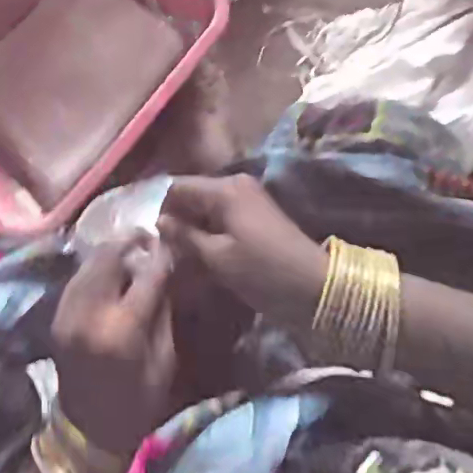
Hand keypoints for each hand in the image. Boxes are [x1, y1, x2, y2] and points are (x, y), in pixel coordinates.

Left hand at [51, 238, 177, 454]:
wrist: (88, 429)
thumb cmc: (137, 400)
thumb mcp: (164, 358)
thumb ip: (162, 308)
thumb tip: (164, 268)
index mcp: (123, 328)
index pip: (146, 274)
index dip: (161, 254)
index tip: (171, 241)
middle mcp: (90, 311)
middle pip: (110, 254)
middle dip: (131, 241)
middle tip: (148, 239)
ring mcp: (68, 309)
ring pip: (90, 259)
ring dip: (112, 250)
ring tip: (131, 251)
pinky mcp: (57, 312)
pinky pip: (78, 275)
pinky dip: (96, 266)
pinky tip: (110, 271)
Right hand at [158, 174, 327, 334]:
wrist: (318, 288)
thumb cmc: (264, 272)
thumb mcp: (218, 258)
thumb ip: (185, 236)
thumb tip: (159, 221)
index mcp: (224, 189)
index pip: (177, 187)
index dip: (161, 209)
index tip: (153, 237)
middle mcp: (235, 183)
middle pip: (192, 195)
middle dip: (178, 219)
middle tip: (166, 249)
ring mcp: (248, 197)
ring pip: (207, 206)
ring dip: (194, 227)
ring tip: (183, 255)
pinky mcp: (256, 213)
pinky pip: (223, 214)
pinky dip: (211, 231)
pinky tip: (205, 254)